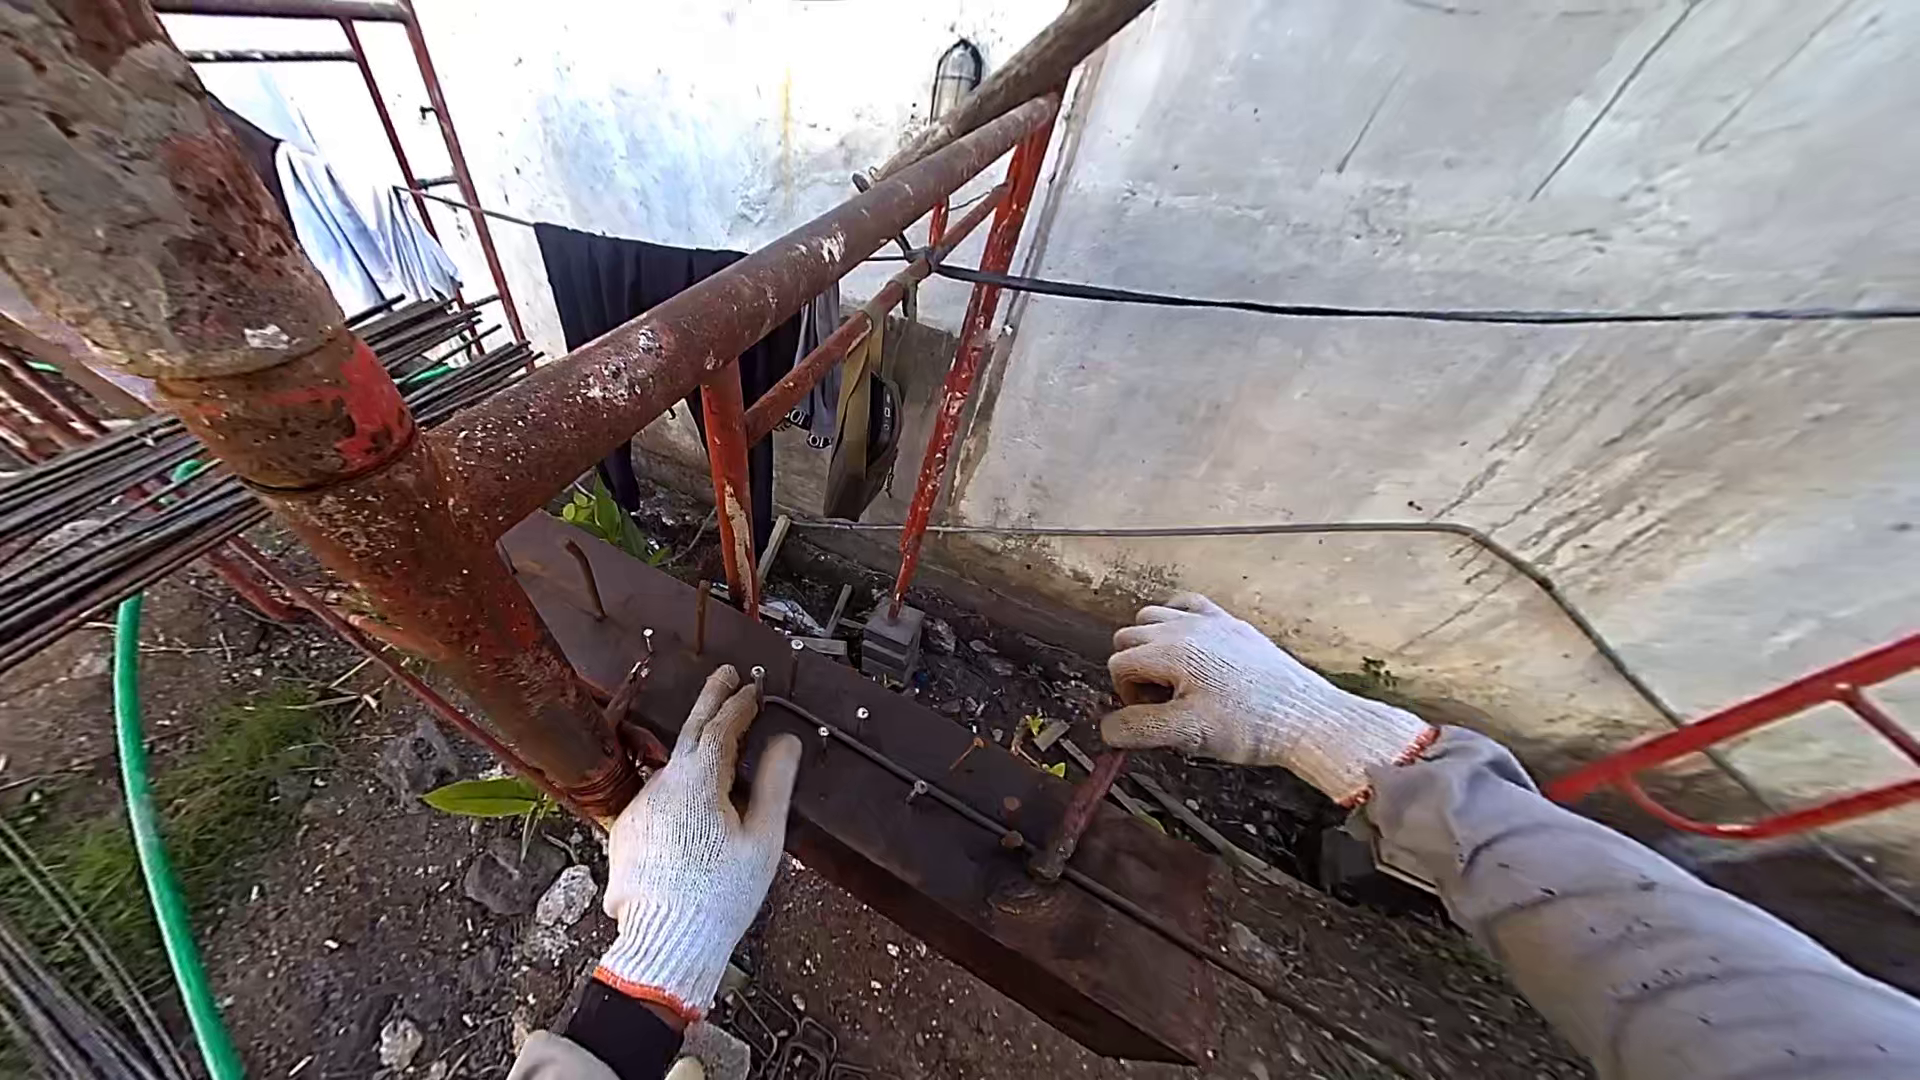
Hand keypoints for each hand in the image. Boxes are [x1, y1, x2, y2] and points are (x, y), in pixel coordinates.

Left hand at [596, 666, 801, 1020]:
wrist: (664, 948)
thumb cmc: (721, 895)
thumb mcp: (763, 837)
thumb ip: (775, 781)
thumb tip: (785, 741)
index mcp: (698, 783)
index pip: (722, 728)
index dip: (740, 704)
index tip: (753, 688)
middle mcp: (663, 786)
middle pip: (691, 729)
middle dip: (711, 698)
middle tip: (726, 674)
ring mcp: (641, 806)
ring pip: (675, 762)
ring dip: (698, 742)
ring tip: (720, 731)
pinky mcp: (628, 828)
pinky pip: (661, 790)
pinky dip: (681, 777)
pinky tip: (696, 791)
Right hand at [1101, 593, 1433, 805]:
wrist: (1308, 718)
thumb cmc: (1249, 727)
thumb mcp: (1187, 734)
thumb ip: (1138, 728)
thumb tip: (1106, 730)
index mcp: (1169, 651)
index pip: (1118, 664)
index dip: (1126, 694)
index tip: (1153, 716)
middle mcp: (1183, 626)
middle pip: (1128, 638)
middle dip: (1135, 670)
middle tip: (1162, 701)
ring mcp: (1208, 619)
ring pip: (1151, 617)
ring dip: (1150, 644)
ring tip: (1173, 677)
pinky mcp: (1229, 622)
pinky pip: (1185, 604)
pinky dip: (1175, 620)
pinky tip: (1187, 645)